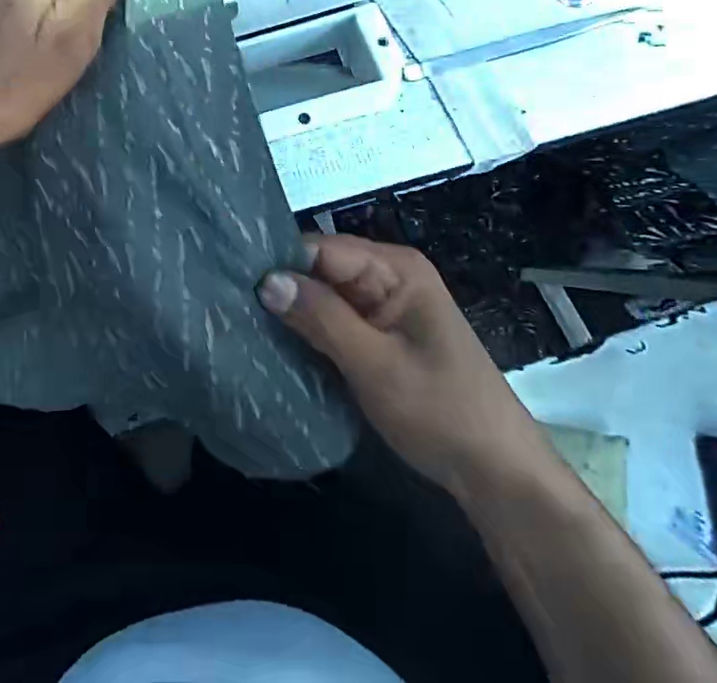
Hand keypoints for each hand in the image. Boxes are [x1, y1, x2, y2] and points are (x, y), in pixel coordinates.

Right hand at [258, 234, 550, 495]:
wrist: (492, 467)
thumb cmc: (440, 409)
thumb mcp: (375, 364)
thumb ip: (322, 318)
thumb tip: (266, 280)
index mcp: (397, 268)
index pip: (324, 248)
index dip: (280, 262)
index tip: (230, 280)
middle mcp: (389, 277)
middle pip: (322, 270)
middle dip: (282, 287)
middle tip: (225, 304)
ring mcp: (385, 308)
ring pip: (325, 298)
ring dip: (292, 312)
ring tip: (236, 322)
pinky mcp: (380, 338)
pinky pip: (335, 323)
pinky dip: (309, 334)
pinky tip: (273, 344)